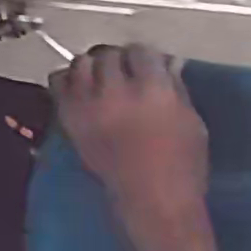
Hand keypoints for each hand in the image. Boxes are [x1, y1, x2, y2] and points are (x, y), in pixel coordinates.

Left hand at [50, 45, 209, 211]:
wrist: (151, 199)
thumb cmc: (180, 165)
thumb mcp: (192, 123)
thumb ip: (175, 87)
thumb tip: (164, 62)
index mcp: (155, 91)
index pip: (142, 52)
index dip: (144, 56)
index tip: (145, 62)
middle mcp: (117, 89)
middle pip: (109, 54)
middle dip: (118, 60)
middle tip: (124, 71)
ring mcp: (87, 98)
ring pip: (81, 61)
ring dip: (93, 67)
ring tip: (102, 79)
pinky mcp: (67, 110)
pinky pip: (58, 78)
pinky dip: (68, 79)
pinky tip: (81, 88)